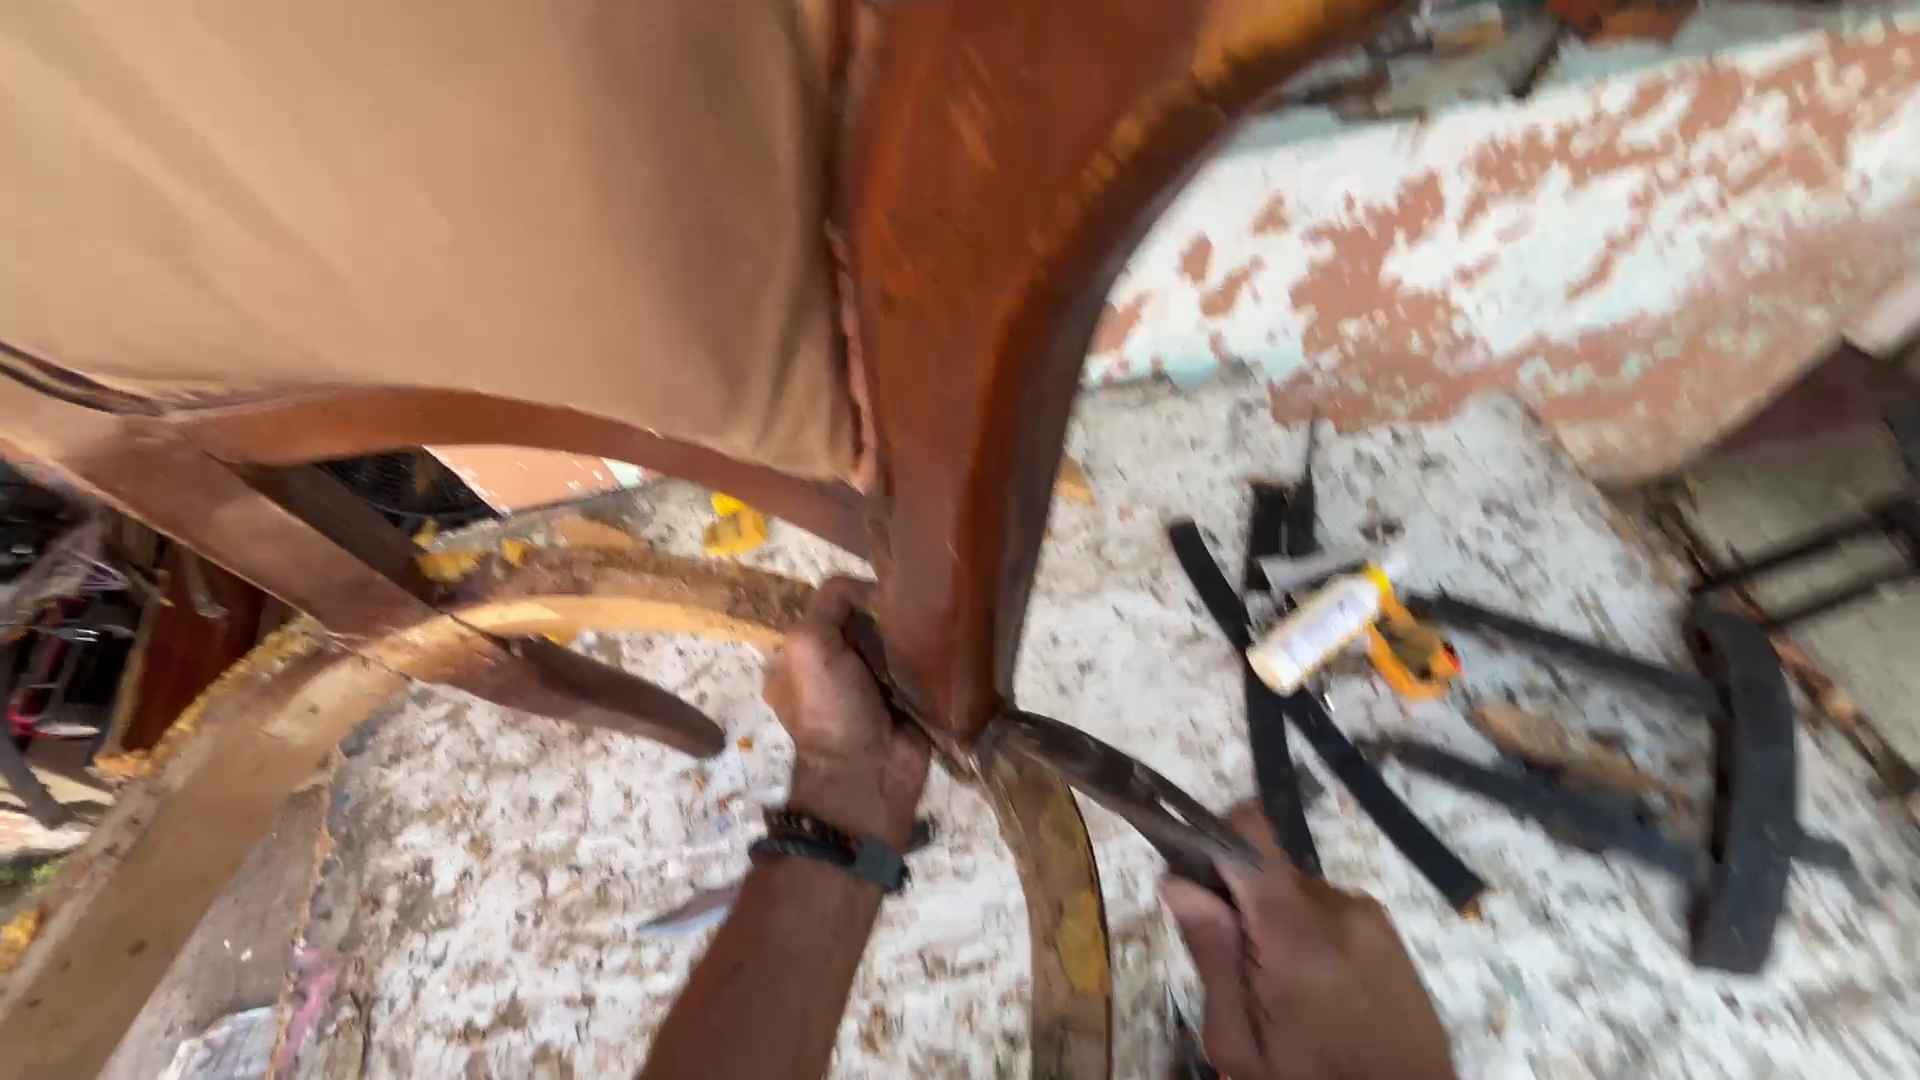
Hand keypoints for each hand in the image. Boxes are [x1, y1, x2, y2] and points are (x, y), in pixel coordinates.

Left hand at [763, 577, 930, 849]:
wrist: (870, 774)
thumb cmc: (831, 710)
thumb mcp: (808, 645)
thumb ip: (829, 603)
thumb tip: (869, 589)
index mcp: (799, 659)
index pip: (826, 610)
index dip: (850, 599)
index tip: (874, 599)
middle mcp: (832, 670)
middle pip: (863, 623)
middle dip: (883, 616)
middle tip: (907, 613)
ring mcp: (871, 686)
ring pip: (892, 641)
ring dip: (909, 634)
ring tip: (929, 624)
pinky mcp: (906, 698)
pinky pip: (917, 665)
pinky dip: (928, 655)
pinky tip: (942, 642)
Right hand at [1162, 804, 1455, 1079]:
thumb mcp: (1241, 1045)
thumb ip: (1212, 958)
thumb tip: (1178, 883)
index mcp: (1294, 932)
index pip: (1247, 831)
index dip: (1212, 839)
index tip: (1197, 884)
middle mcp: (1336, 906)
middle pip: (1262, 867)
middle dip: (1240, 902)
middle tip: (1240, 966)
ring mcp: (1368, 914)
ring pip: (1292, 889)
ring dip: (1276, 921)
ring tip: (1287, 986)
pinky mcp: (1387, 928)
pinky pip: (1325, 906)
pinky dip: (1309, 932)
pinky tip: (1320, 986)